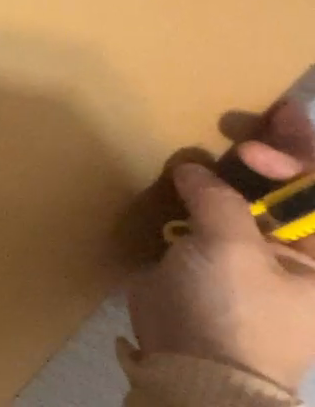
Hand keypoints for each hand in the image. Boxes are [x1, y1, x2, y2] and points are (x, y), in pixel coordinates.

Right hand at [128, 103, 314, 390]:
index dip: (300, 162)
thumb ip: (220, 202)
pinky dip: (205, 190)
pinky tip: (186, 172)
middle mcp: (302, 253)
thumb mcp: (233, 251)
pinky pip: (218, 214)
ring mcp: (259, 255)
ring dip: (238, 169)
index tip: (253, 146)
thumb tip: (196, 170)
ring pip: (256, 199)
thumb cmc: (236, 308)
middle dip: (276, 157)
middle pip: (298, 193)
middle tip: (238, 131)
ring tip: (214, 139)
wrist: (197, 359)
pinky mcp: (217, 257)